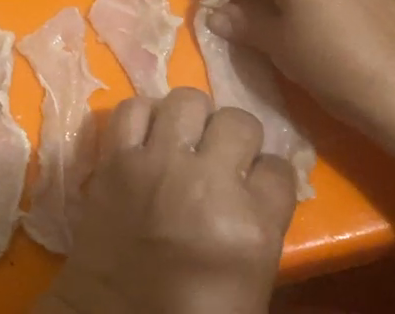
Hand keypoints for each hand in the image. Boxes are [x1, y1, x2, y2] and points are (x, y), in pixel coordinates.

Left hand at [40, 88, 295, 313]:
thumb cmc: (194, 311)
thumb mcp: (252, 279)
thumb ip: (260, 224)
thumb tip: (259, 186)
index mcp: (251, 225)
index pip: (280, 169)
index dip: (269, 173)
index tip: (258, 182)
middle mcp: (207, 182)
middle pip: (238, 122)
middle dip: (236, 137)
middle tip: (222, 155)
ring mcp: (156, 164)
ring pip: (187, 100)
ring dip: (193, 117)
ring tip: (186, 137)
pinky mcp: (114, 158)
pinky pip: (133, 108)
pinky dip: (144, 114)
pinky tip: (149, 133)